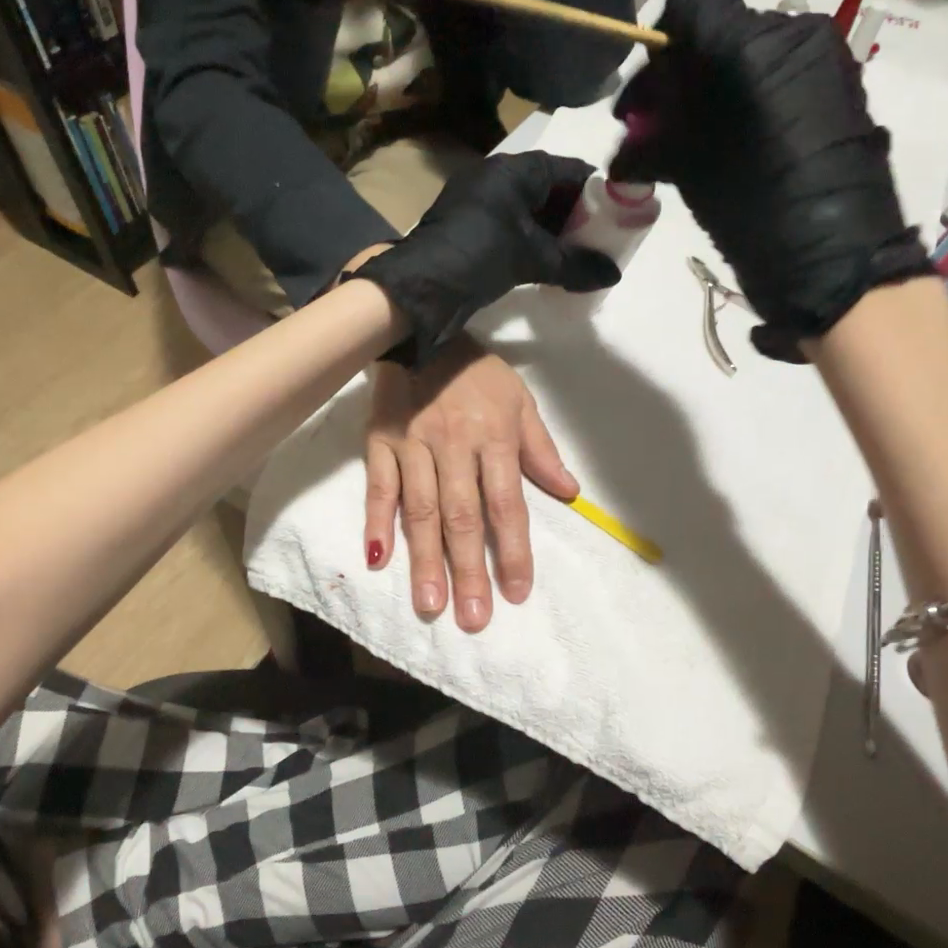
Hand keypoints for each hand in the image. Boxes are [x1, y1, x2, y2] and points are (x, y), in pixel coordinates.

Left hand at [355, 151, 620, 368]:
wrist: (418, 289)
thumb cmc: (478, 256)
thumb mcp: (532, 258)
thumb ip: (575, 265)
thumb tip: (612, 274)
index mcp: (513, 170)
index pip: (569, 170)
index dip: (597, 191)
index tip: (621, 214)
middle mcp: (496, 178)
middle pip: (550, 190)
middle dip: (577, 216)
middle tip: (603, 241)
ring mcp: (479, 204)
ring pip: (530, 212)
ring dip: (555, 233)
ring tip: (582, 257)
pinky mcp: (469, 230)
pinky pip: (512, 230)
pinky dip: (532, 245)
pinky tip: (551, 267)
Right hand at [364, 338, 576, 632]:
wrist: (421, 328)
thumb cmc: (477, 373)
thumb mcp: (520, 401)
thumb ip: (540, 449)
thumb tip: (570, 494)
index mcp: (495, 437)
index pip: (507, 504)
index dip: (512, 551)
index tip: (516, 594)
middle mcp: (454, 446)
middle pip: (462, 516)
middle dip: (468, 570)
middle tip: (473, 618)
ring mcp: (413, 444)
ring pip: (421, 510)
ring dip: (424, 560)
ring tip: (429, 605)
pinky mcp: (379, 441)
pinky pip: (378, 486)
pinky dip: (377, 521)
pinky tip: (378, 558)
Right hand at [609, 0, 928, 360]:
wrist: (836, 261)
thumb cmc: (755, 213)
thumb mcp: (690, 171)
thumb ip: (653, 138)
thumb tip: (629, 136)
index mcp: (751, 47)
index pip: (688, 9)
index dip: (657, 50)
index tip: (643, 101)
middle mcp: (792, 37)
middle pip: (719, 35)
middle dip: (682, 79)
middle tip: (656, 130)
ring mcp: (824, 62)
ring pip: (749, 60)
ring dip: (714, 96)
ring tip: (692, 147)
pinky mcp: (840, 90)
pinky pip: (779, 81)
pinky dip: (748, 106)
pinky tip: (731, 148)